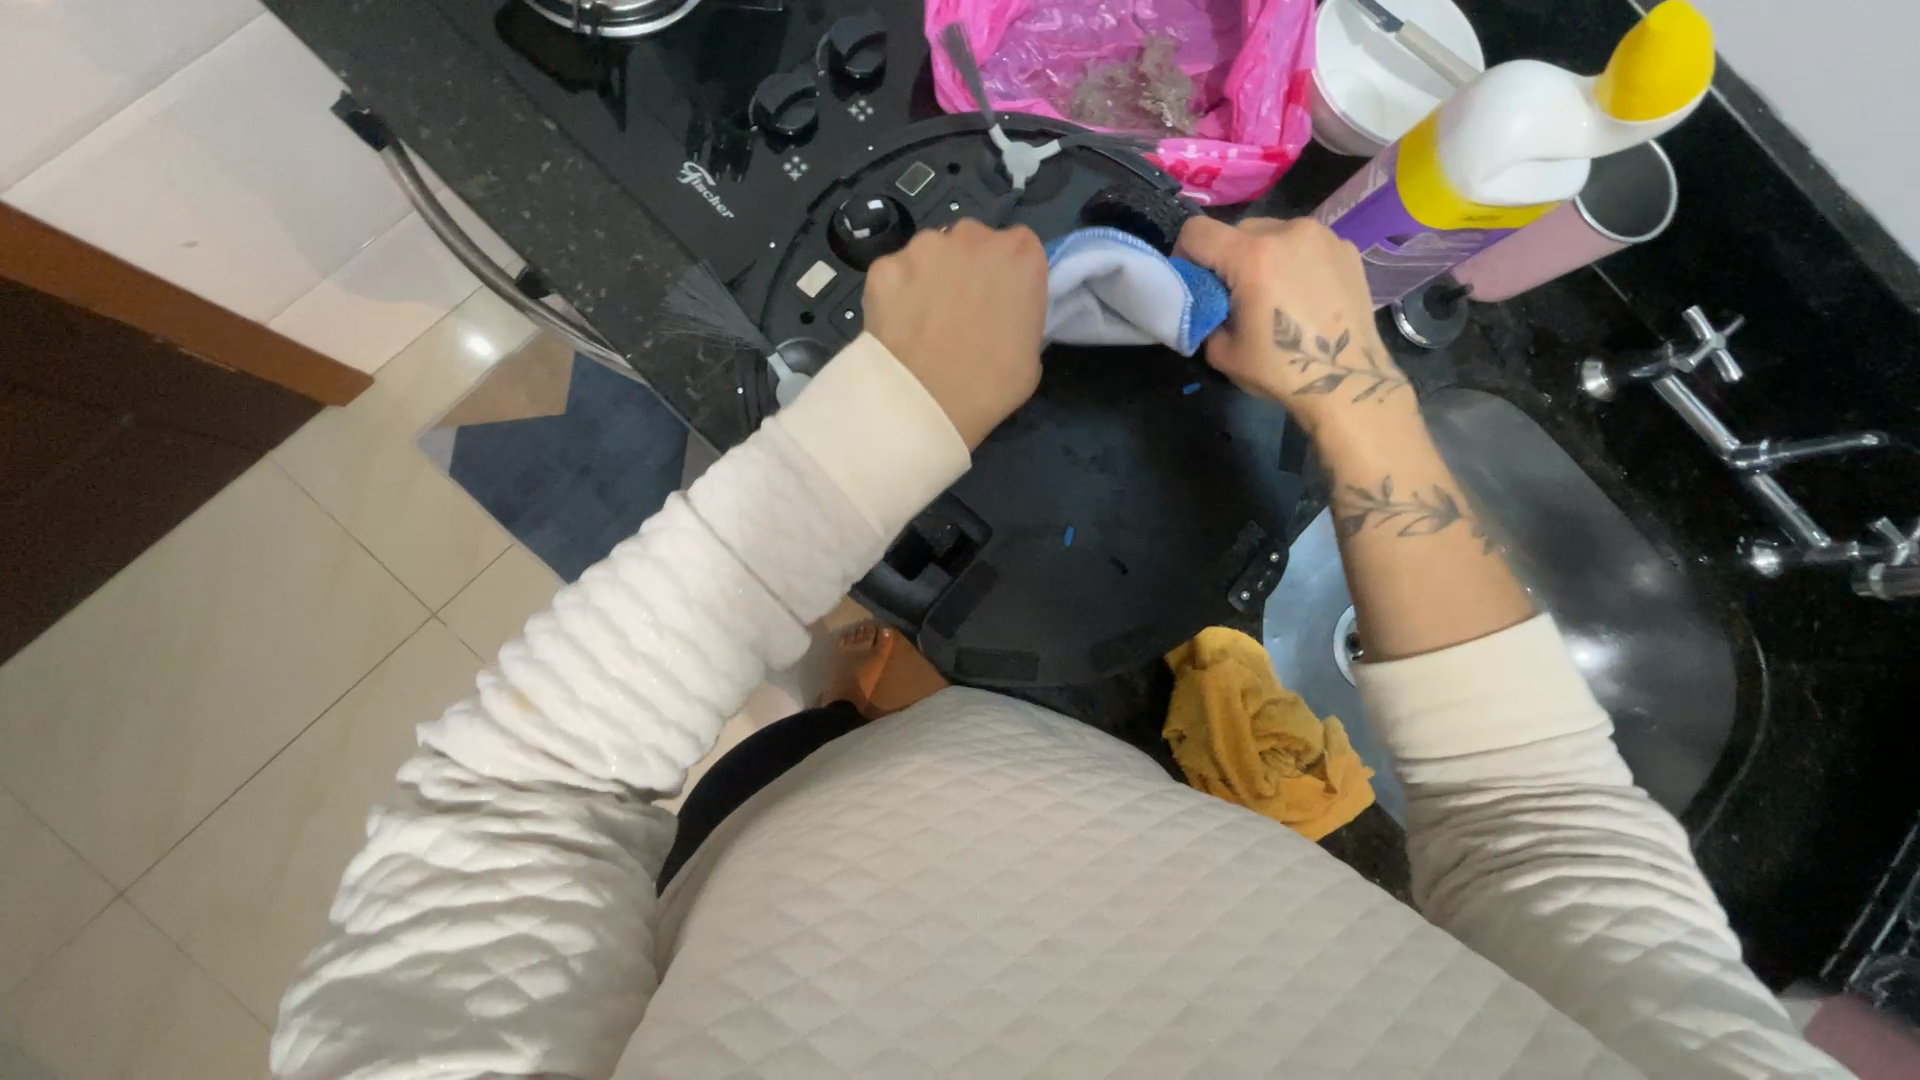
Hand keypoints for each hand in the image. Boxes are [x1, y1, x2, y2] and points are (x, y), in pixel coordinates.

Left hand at [863, 220, 1047, 448]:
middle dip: (966, 269)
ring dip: (928, 278)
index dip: (1005, 275)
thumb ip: (1019, 314)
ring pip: (929, 254)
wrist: (925, 402)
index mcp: (1021, 254)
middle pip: (972, 242)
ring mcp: (925, 246)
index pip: (1018, 248)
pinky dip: (894, 294)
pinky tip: (896, 326)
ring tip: (922, 322)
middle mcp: (973, 235)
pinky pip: (894, 275)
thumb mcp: (1031, 352)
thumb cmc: (991, 386)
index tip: (997, 302)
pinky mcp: (884, 264)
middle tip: (958, 313)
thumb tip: (1000, 314)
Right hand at [1176, 217, 1410, 427]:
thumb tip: (1205, 301)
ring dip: (1261, 256)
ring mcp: (1322, 236)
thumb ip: (1204, 315)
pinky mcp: (1346, 247)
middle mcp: (1288, 232)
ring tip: (1272, 293)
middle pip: (1237, 230)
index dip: (1184, 254)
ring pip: (1272, 232)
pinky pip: (1304, 244)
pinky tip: (1302, 294)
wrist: (1348, 380)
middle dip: (1227, 258)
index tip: (1192, 279)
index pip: (1196, 231)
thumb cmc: (1281, 369)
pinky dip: (1293, 261)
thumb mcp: (1221, 351)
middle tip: (1234, 295)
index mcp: (1252, 257)